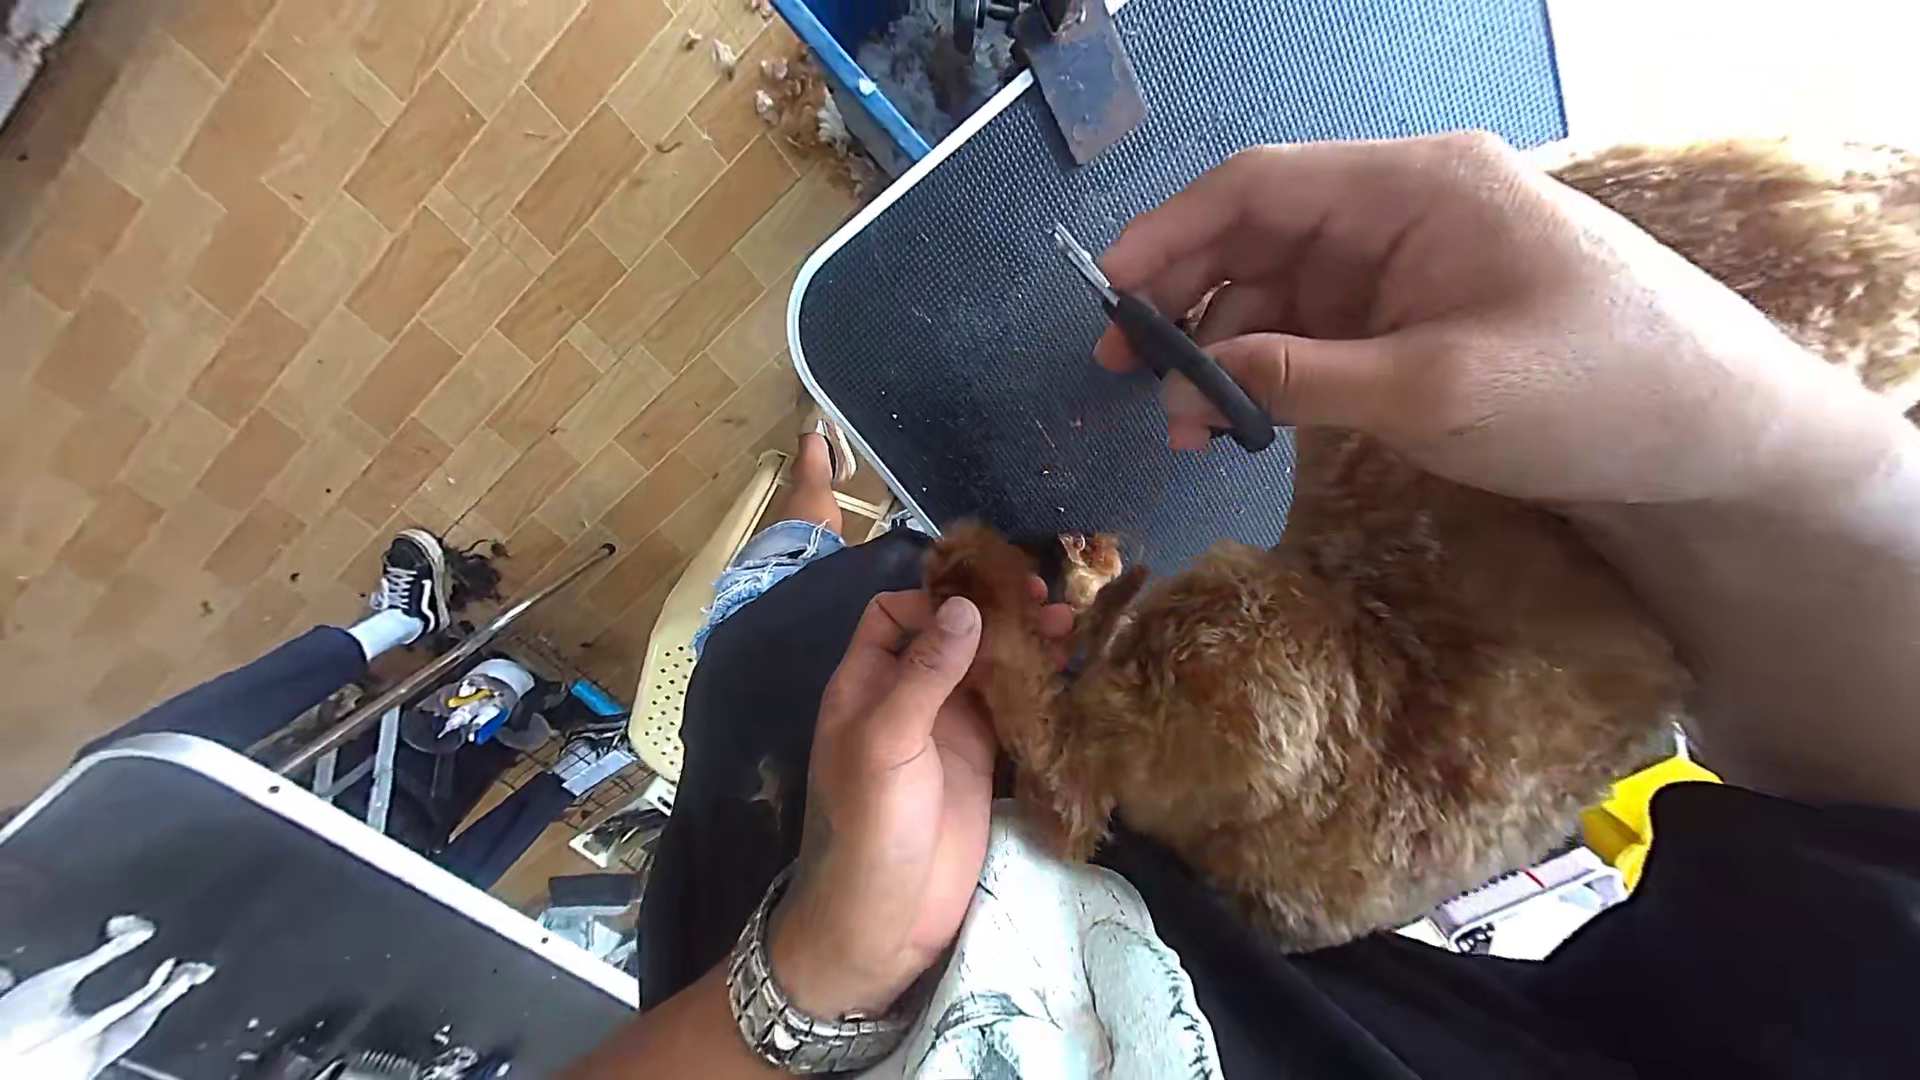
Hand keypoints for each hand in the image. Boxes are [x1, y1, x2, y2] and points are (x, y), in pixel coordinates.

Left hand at [767, 587, 1070, 1017]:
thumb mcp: (887, 742)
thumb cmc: (869, 826)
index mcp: (867, 681)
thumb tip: (964, 605)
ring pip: (984, 665)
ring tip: (1065, 624)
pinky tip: (1064, 666)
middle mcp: (907, 693)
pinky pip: (1008, 702)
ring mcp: (947, 724)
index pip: (894, 614)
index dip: (932, 599)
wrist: (885, 923)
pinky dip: (1033, 681)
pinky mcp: (981, 753)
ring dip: (1020, 643)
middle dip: (990, 613)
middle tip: (1040, 598)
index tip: (980, 600)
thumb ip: (924, 673)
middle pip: (949, 634)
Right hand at [1095, 133, 1893, 507]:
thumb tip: (1182, 390)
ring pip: (1257, 302)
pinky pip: (1286, 344)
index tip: (1107, 291)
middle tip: (1121, 370)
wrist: (1700, 447)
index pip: (1255, 188)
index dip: (1168, 233)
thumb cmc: (1590, 391)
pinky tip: (1226, 425)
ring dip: (1209, 358)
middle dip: (1176, 305)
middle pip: (1244, 244)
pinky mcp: (1378, 329)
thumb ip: (1295, 379)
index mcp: (1406, 190)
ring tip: (1183, 427)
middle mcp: (1382, 221)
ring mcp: (1378, 279)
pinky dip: (1247, 381)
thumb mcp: (1430, 387)